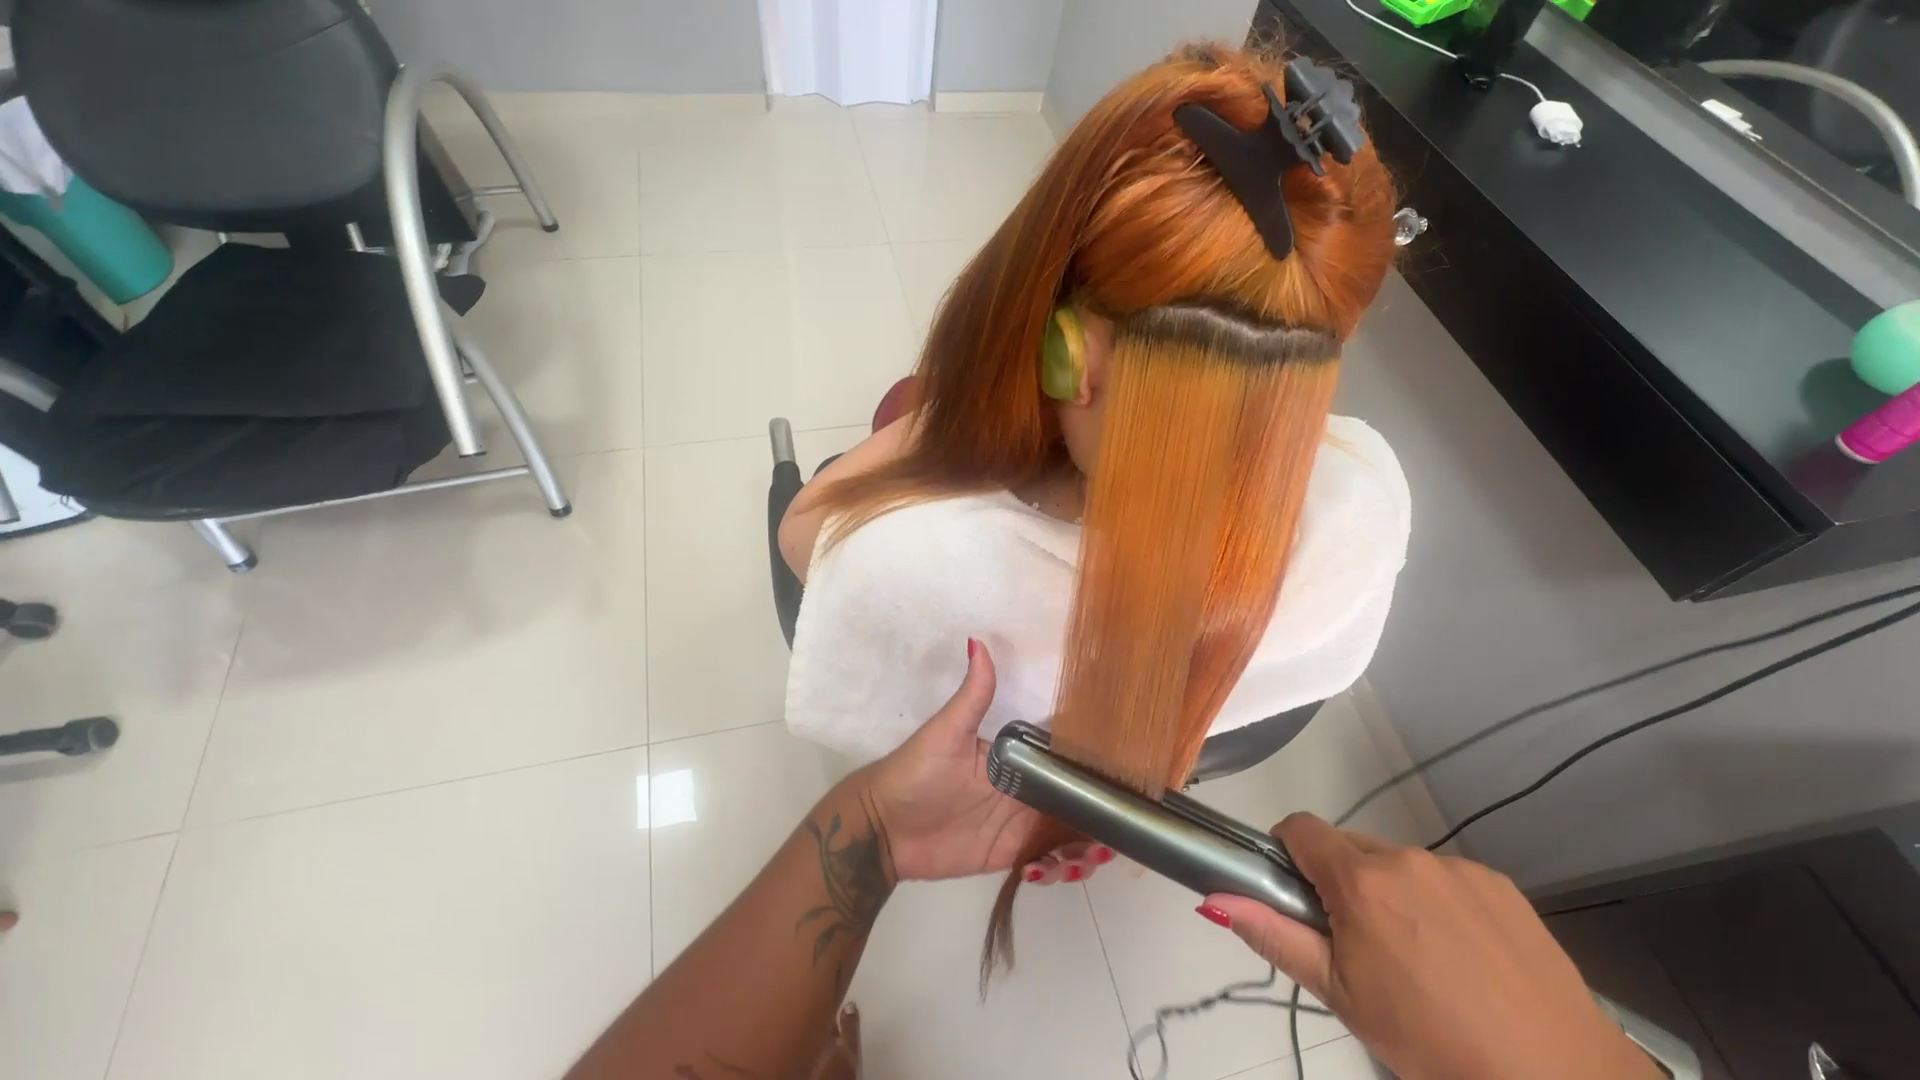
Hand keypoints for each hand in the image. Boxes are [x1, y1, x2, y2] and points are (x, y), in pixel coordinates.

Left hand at [856, 640, 1112, 883]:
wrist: (883, 828)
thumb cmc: (916, 774)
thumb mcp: (946, 733)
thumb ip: (973, 695)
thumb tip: (979, 641)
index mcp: (1017, 758)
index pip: (1066, 761)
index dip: (1097, 773)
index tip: (1126, 784)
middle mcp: (1026, 789)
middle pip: (1078, 803)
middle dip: (1101, 820)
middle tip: (1111, 838)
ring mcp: (1020, 825)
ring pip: (1069, 836)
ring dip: (1084, 851)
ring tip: (1080, 862)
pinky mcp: (1010, 855)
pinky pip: (1047, 863)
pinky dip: (1059, 870)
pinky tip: (1048, 872)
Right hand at [1202, 814, 1661, 1079]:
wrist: (1554, 1073)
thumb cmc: (1430, 1039)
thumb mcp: (1340, 995)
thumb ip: (1274, 937)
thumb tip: (1214, 898)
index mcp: (1361, 881)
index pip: (1300, 827)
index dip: (1286, 853)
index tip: (1294, 895)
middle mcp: (1406, 857)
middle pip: (1349, 847)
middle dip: (1339, 882)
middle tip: (1357, 945)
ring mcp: (1458, 867)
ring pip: (1398, 864)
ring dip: (1390, 894)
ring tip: (1417, 960)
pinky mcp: (1500, 883)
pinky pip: (1445, 878)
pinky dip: (1437, 903)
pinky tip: (1459, 957)